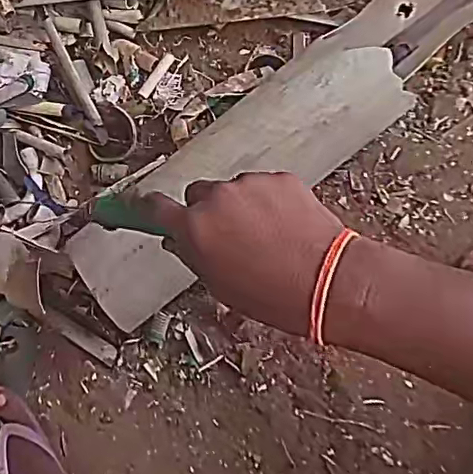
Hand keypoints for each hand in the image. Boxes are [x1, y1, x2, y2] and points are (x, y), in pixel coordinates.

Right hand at [139, 172, 347, 334]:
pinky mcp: (276, 178)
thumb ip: (192, 256)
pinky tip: (285, 226)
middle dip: (206, 211)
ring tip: (268, 237)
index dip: (143, 205)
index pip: (153, 206)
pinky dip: (268, 201)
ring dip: (240, 206)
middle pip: (197, 195)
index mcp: (194, 227)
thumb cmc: (278, 295)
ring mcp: (246, 185)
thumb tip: (178, 240)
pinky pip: (261, 186)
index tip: (136, 204)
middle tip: (228, 236)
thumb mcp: (221, 286)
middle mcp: (215, 199)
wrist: (336, 283)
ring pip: (231, 190)